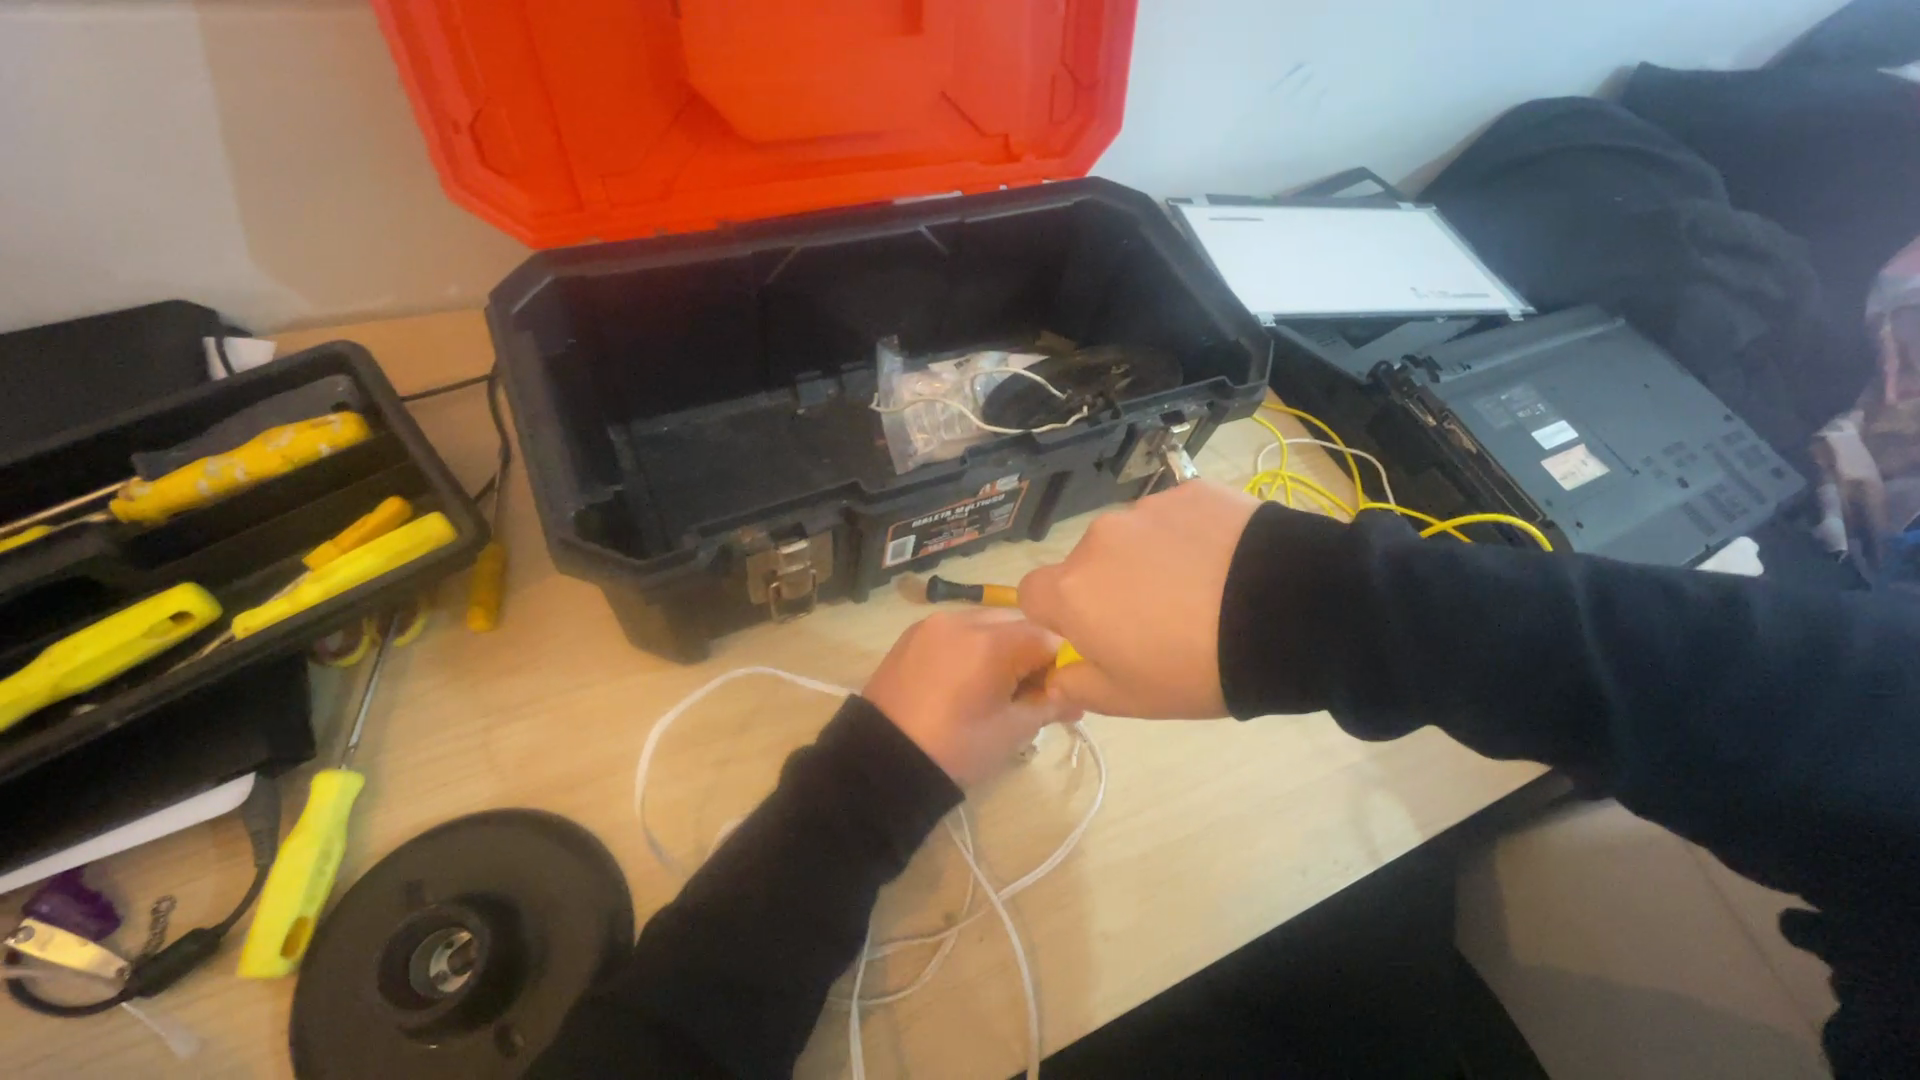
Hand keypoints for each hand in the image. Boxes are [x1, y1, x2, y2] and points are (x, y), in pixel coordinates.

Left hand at [863, 610, 1082, 786]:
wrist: (881, 759)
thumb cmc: (954, 748)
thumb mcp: (1011, 732)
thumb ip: (1050, 705)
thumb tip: (1077, 696)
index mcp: (991, 641)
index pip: (1048, 636)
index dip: (1060, 663)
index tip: (1057, 693)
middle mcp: (963, 619)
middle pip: (1017, 623)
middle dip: (1031, 652)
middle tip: (1029, 693)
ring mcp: (934, 623)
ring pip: (987, 623)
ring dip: (1002, 647)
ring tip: (996, 687)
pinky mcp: (913, 634)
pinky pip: (957, 629)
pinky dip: (972, 646)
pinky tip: (967, 679)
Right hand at [1019, 480, 1260, 718]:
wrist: (1288, 615)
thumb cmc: (1196, 669)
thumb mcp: (1130, 699)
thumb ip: (1077, 686)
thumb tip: (1054, 678)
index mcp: (1073, 591)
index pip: (1031, 593)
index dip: (1055, 615)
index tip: (1091, 634)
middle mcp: (1098, 540)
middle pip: (1085, 564)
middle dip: (1108, 588)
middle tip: (1157, 620)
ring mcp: (1146, 510)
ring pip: (1131, 539)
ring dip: (1148, 561)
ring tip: (1200, 590)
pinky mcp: (1191, 490)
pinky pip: (1174, 518)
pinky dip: (1187, 538)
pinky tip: (1223, 563)